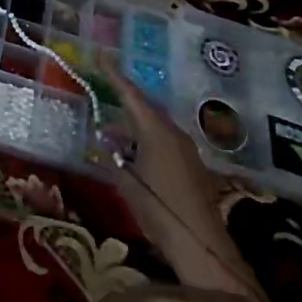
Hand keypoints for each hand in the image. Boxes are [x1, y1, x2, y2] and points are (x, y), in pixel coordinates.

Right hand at [107, 70, 265, 301]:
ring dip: (134, 128)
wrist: (199, 244)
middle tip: (103, 95)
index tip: (102, 57)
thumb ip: (114, 156)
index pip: (132, 96)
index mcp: (156, 132)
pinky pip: (163, 143)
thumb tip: (107, 139)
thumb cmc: (158, 208)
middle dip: (124, 103)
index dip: (115, 76)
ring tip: (111, 136)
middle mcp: (174, 134)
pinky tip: (131, 156)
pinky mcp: (192, 167)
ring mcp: (186, 150)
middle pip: (146, 110)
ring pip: (155, 128)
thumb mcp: (126, 181)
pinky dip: (145, 143)